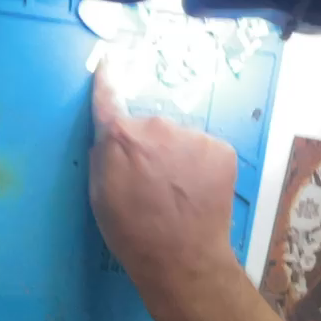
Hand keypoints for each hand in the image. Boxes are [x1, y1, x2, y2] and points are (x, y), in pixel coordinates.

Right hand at [90, 61, 244, 320]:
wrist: (180, 258)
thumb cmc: (131, 232)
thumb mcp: (99, 196)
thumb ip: (103, 158)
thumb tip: (110, 139)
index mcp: (120, 137)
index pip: (108, 99)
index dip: (106, 80)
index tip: (109, 62)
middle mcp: (157, 125)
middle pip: (150, 129)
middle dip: (149, 150)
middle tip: (150, 186)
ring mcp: (192, 135)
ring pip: (179, 141)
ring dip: (176, 159)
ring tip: (176, 196)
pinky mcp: (220, 149)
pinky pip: (204, 151)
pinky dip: (200, 168)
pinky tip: (196, 194)